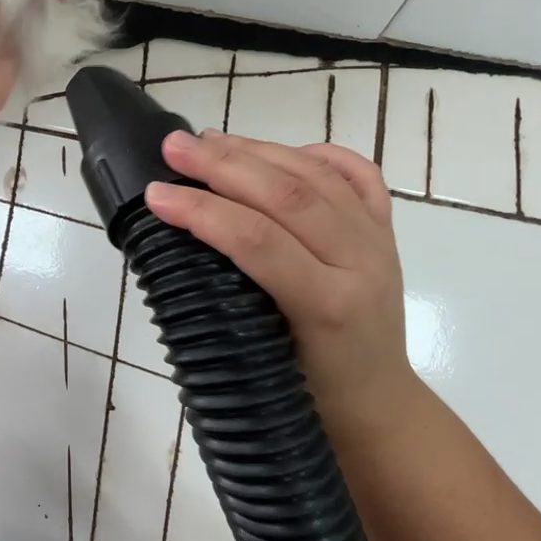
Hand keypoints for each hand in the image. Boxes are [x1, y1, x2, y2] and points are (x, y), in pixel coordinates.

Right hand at [143, 131, 424, 440]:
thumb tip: (172, 248)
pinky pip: (359, 175)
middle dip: (223, 164)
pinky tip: (276, 148)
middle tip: (172, 147)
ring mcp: (377, 242)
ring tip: (207, 139)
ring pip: (317, 175)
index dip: (202, 211)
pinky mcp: (386, 231)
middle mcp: (360, 264)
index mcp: (327, 305)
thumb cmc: (304, 390)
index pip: (257, 240)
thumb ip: (221, 302)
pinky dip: (317, 153)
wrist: (374, 402)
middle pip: (288, 195)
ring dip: (256, 149)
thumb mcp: (255, 358)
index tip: (154, 196)